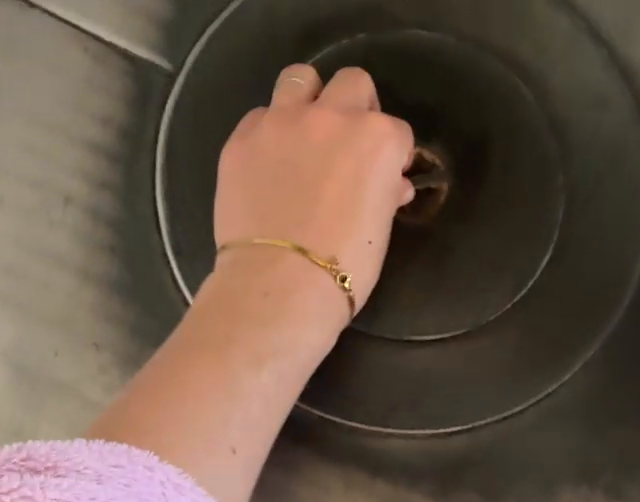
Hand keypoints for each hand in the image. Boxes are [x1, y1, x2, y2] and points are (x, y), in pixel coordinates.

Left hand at [213, 64, 415, 324]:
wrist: (281, 285)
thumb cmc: (348, 268)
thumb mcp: (381, 231)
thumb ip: (386, 194)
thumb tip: (391, 184)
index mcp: (377, 140)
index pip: (397, 132)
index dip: (394, 156)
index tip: (387, 179)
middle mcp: (332, 117)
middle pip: (353, 84)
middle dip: (358, 108)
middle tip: (350, 147)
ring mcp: (281, 121)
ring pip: (301, 78)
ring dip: (310, 100)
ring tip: (307, 137)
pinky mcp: (242, 138)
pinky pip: (261, 116)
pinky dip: (271, 134)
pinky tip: (271, 166)